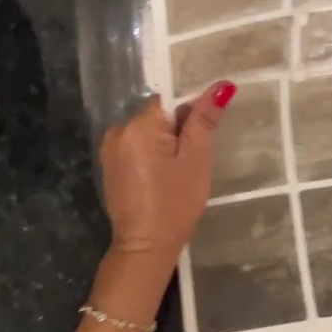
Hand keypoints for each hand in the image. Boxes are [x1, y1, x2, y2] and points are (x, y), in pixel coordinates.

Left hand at [100, 81, 234, 260]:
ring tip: (179, 173)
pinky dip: (152, 157)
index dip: (190, 116)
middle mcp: (117, 131)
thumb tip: (221, 85)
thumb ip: (204, 119)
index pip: (170, 101)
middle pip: (158, 117)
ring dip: (166, 145)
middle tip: (193, 161)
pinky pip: (137, 149)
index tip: (202, 137)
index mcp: (138, 125)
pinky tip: (162, 179)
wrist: (146, 246)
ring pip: (148, 133)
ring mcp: (110, 150)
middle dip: (178, 132)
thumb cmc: (175, 202)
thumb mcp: (196, 159)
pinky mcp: (110, 167)